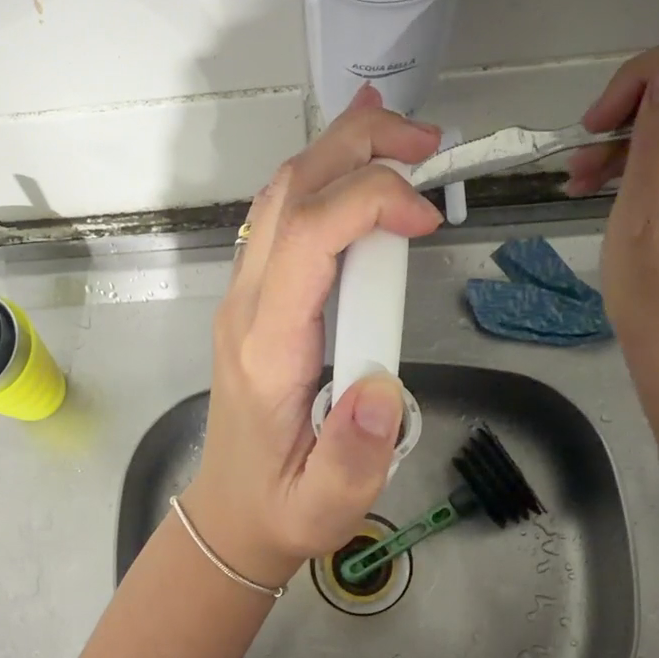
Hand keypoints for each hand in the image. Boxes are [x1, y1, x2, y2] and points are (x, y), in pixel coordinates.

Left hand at [181, 87, 442, 587]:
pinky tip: (360, 169)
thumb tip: (383, 387)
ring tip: (408, 144)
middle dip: (357, 146)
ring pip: (281, 196)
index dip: (370, 202)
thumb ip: (354, 455)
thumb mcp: (325, 504)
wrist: (229, 515)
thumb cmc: (282, 509)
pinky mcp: (255, 301)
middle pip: (289, 192)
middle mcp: (246, 307)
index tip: (429, 219)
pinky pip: (282, 220)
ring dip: (340, 153)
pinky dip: (324, 180)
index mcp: (266, 348)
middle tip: (428, 143)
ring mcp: (244, 298)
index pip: (309, 236)